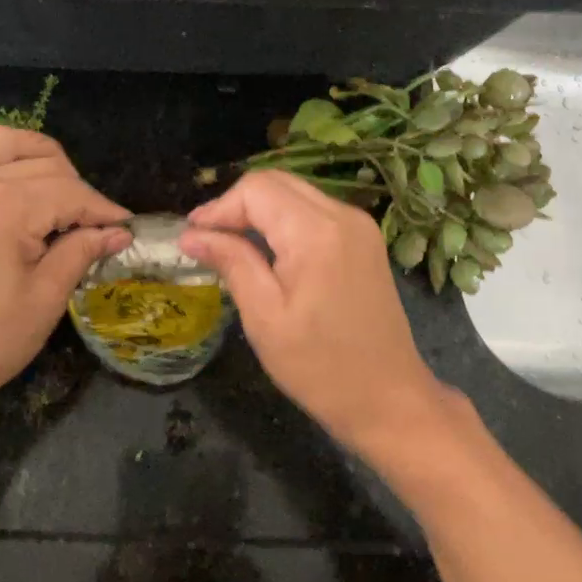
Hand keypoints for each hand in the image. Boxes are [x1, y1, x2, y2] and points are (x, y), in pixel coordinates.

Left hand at [0, 128, 130, 433]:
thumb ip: (81, 252)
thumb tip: (117, 231)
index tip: (127, 229)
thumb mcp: (45, 298)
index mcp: (6, 205)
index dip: (103, 209)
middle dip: (75, 187)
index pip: (70, 192)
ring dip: (31, 155)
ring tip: (53, 190)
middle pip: (41, 163)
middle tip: (93, 226)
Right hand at [179, 170, 451, 452]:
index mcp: (316, 232)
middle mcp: (342, 215)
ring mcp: (359, 225)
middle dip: (237, 204)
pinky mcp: (366, 239)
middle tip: (207, 239)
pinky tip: (268, 251)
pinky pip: (315, 211)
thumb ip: (232, 263)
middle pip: (277, 182)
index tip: (191, 236)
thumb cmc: (320, 367)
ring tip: (230, 245)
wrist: (390, 399)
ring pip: (296, 193)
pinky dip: (285, 220)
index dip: (219, 208)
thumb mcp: (265, 318)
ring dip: (260, 211)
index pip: (256, 189)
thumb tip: (192, 234)